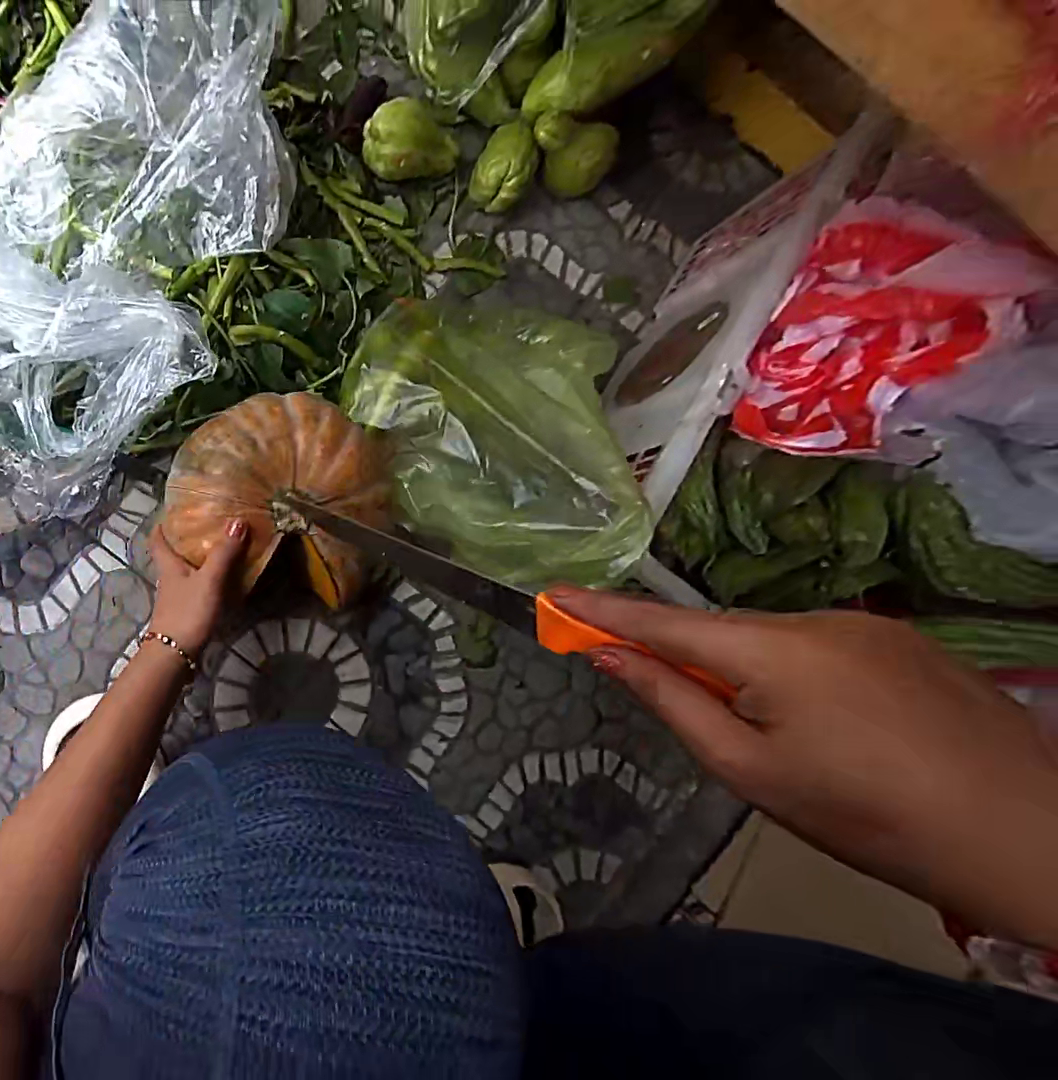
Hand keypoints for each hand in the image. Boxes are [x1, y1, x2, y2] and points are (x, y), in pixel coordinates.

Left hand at [146, 520, 246, 655]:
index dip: (162, 525)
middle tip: (209, 526)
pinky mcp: (185, 611)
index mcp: (168, 565)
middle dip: (187, 540)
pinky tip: (224, 580)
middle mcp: (169, 578)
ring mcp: (176, 597)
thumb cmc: (188, 612)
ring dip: (200, 560)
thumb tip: (237, 520)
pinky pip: (196, 587)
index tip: (174, 513)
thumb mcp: (209, 580)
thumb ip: (223, 553)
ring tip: (222, 548)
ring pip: (185, 571)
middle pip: (172, 553)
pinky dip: (207, 579)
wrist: (175, 655)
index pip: (157, 539)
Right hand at [552, 585, 1057, 949]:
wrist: (1045, 848)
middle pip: (712, 630)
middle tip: (640, 679)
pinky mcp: (906, 645)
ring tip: (759, 727)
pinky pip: (809, 645)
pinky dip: (780, 668)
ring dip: (732, 666)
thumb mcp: (744, 767)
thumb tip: (605, 654)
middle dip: (671, 650)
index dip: (599, 609)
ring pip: (762, 639)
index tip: (550, 594)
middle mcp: (817, 622)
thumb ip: (668, 699)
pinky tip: (812, 717)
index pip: (660, 623)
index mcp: (773, 652)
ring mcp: (869, 629)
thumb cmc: (868, 817)